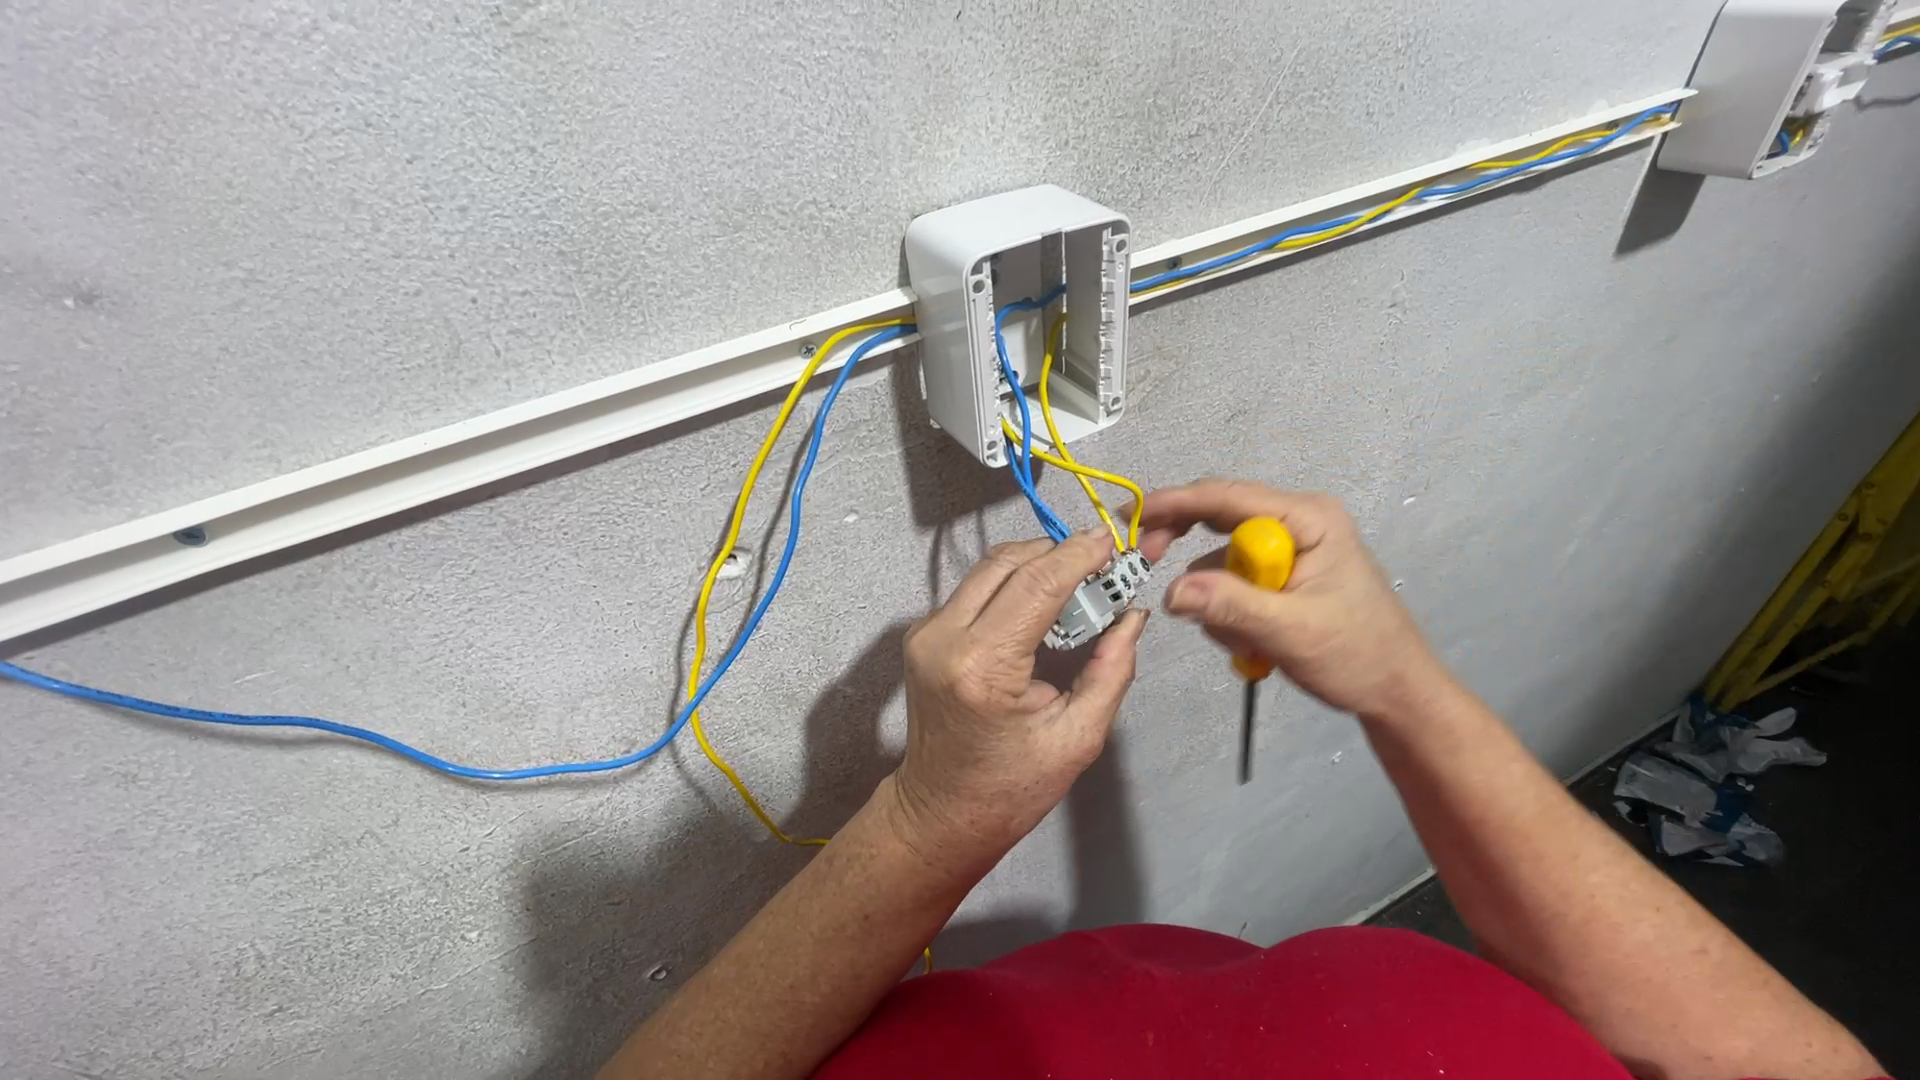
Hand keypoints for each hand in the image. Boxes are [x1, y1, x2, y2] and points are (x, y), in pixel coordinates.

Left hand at [891, 530, 1147, 869]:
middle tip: (1100, 564)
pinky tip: (1041, 599)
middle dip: (1057, 553)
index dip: (1077, 556)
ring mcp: (925, 632)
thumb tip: (1132, 615)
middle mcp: (943, 638)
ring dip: (1034, 563)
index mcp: (982, 667)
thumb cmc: (1012, 788)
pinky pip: (974, 589)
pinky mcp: (921, 634)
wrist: (940, 811)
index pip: (1035, 585)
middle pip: (1007, 564)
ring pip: (987, 569)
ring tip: (1076, 579)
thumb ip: (1111, 670)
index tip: (1110, 541)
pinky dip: (1012, 582)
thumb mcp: (1077, 737)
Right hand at [1137, 478, 1445, 720]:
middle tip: (1151, 565)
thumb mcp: (1291, 631)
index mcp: (1306, 519)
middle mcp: (1294, 522)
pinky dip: (1227, 610)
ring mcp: (1287, 548)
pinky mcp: (1280, 574)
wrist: (1396, 692)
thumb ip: (1231, 606)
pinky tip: (1250, 640)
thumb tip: (1173, 591)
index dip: (1173, 503)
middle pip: (1216, 517)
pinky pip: (1230, 581)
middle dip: (1185, 547)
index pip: (1225, 497)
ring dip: (1216, 599)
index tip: (1129, 516)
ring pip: (1218, 558)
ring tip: (1246, 641)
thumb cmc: (1357, 655)